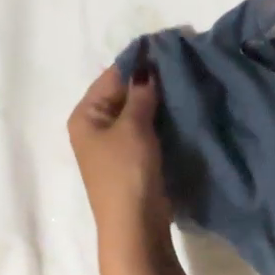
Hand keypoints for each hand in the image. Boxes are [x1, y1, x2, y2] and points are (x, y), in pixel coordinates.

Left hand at [68, 64, 171, 252]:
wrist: (135, 227)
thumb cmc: (127, 174)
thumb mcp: (133, 128)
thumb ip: (142, 95)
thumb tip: (147, 68)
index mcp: (85, 115)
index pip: (112, 76)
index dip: (139, 61)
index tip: (170, 46)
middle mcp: (95, 127)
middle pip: (124, 94)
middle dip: (152, 81)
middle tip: (185, 65)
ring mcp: (115, 146)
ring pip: (139, 113)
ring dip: (160, 102)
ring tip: (189, 85)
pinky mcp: (134, 161)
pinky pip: (149, 131)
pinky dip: (163, 122)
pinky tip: (184, 113)